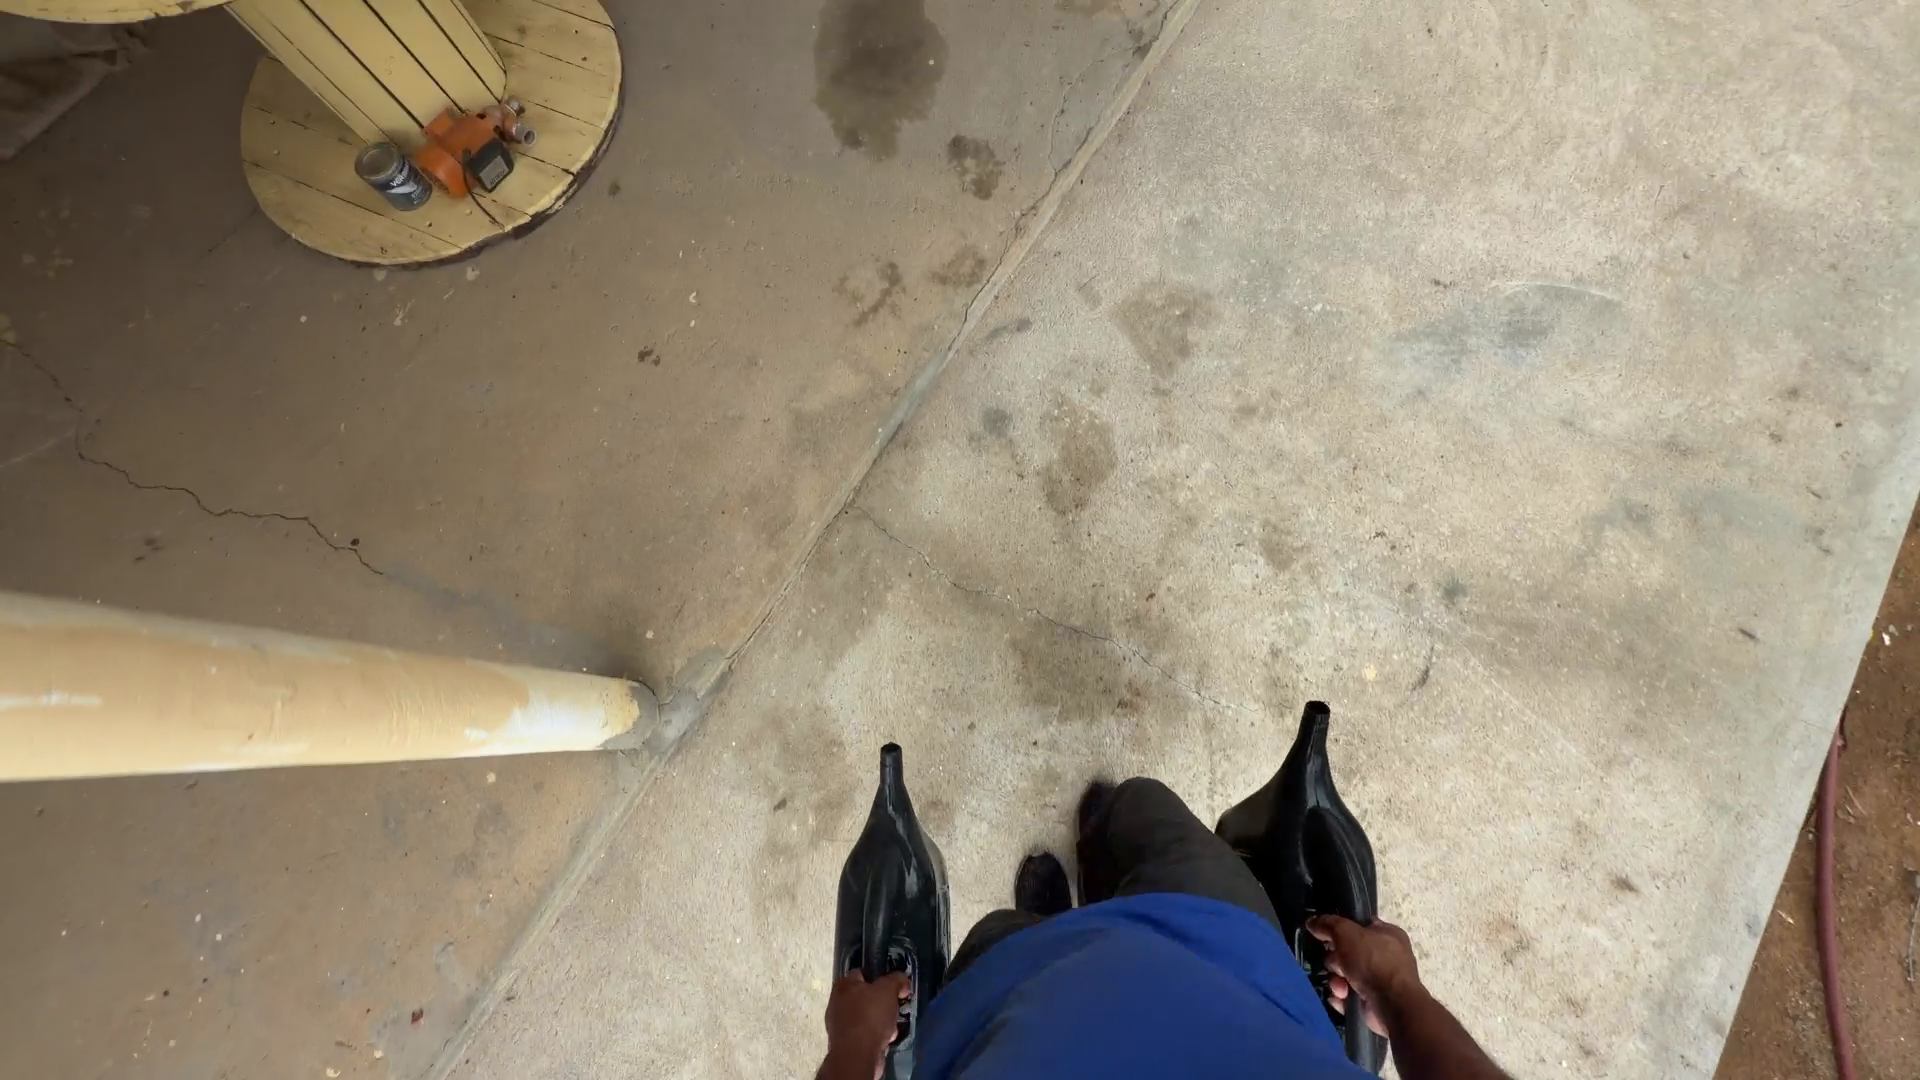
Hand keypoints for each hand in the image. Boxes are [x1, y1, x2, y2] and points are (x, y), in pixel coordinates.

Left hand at [819, 971, 909, 1079]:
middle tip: (894, 1005)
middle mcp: (837, 1003)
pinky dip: (876, 1037)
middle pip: (865, 997)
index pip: (861, 973)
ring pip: (867, 1017)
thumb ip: (896, 980)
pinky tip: (886, 1040)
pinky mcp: (846, 1045)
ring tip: (892, 1026)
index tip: (892, 984)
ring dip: (881, 1022)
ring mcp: (840, 1026)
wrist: (858, 1056)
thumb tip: (903, 980)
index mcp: (843, 985)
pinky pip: (865, 1035)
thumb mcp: (888, 989)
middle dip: (881, 1003)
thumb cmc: (870, 1016)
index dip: (878, 976)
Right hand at [1306, 915, 1422, 1037]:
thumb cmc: (1372, 962)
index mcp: (1388, 934)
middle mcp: (1387, 956)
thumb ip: (1327, 923)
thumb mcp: (1345, 932)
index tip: (1325, 935)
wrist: (1394, 1006)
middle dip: (1335, 960)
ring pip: (1346, 974)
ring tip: (1340, 987)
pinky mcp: (1376, 1001)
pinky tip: (1341, 998)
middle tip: (1335, 964)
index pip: (1359, 924)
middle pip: (1348, 951)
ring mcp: (1382, 980)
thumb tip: (1312, 922)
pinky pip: (1350, 993)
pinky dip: (1342, 996)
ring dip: (1337, 980)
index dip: (1340, 928)